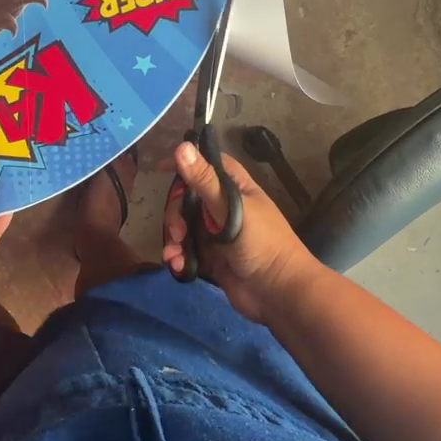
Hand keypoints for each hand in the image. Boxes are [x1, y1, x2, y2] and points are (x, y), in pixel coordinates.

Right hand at [162, 142, 321, 323]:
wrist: (278, 293)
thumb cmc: (262, 244)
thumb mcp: (232, 209)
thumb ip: (205, 180)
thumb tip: (182, 146)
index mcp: (236, 190)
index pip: (209, 166)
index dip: (188, 163)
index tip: (162, 168)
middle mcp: (224, 208)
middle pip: (187, 199)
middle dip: (175, 213)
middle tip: (178, 230)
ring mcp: (217, 234)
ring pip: (183, 226)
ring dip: (173, 238)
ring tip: (175, 253)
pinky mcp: (211, 258)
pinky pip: (186, 250)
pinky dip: (178, 256)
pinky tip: (177, 265)